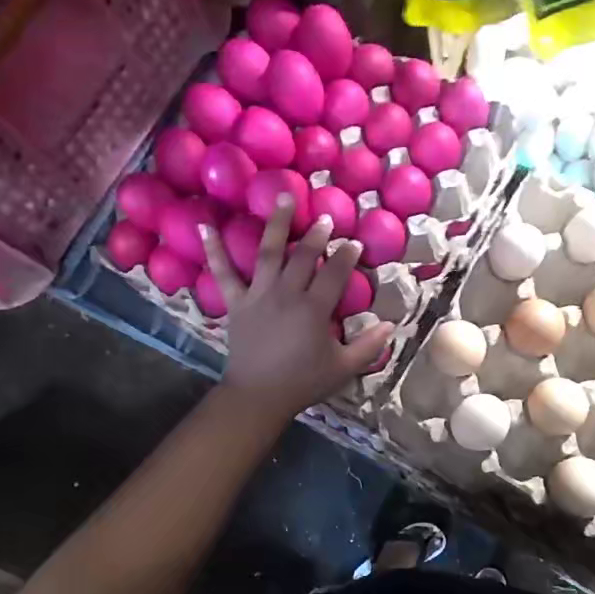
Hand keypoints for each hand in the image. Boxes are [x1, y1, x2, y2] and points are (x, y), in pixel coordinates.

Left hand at [200, 195, 394, 420]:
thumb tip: (390, 326)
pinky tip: (204, 225)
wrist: (259, 395)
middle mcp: (286, 294)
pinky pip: (223, 272)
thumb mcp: (344, 368)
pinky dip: (213, 249)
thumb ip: (369, 346)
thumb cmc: (304, 382)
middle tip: (325, 219)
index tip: (354, 243)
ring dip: (277, 224)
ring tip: (284, 199)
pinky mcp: (236, 303)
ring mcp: (258, 295)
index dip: (346, 256)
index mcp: (314, 309)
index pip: (334, 273)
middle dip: (317, 234)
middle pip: (303, 256)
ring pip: (268, 252)